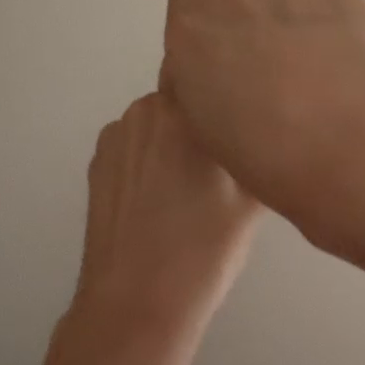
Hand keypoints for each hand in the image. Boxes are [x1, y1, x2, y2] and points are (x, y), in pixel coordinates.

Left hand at [33, 93, 260, 364]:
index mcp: (183, 110)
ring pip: (156, 122)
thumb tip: (267, 123)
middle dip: (204, 113)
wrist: (136, 302)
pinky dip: (150, 160)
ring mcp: (115, 138)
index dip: (225, 70)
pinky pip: (134, 145)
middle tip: (229, 151)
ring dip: (175, 138)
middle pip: (183, 94)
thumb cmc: (205, 248)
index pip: (206, 62)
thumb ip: (256, 146)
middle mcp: (143, 110)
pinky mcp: (96, 165)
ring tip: (196, 184)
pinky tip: (164, 200)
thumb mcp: (252, 197)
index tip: (245, 90)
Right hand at [159, 0, 364, 241]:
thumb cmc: (264, 155)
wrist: (348, 147)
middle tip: (276, 79)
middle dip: (253, 28)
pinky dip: (333, 25)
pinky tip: (347, 68)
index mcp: (191, 29)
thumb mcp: (203, 127)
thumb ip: (201, 83)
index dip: (209, 21)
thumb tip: (221, 75)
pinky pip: (327, 1)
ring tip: (320, 79)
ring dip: (294, 27)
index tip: (224, 57)